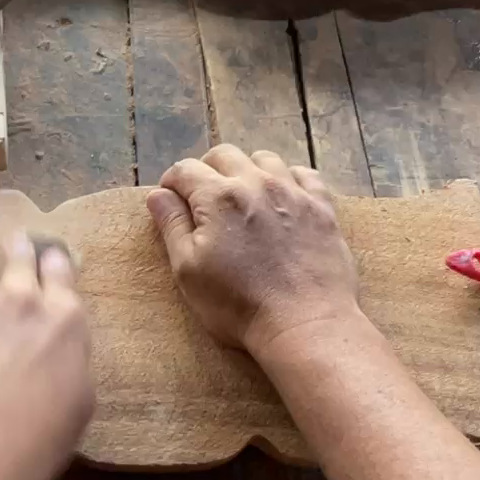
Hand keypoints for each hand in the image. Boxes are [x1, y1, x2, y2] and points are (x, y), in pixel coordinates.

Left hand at [0, 235, 94, 479]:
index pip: (60, 270)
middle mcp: (18, 299)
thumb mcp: (79, 404)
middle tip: (14, 251)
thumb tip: (55, 353)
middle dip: (18, 251)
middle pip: (18, 255)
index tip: (47, 260)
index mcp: (63, 320)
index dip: (52, 264)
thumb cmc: (35, 443)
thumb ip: (69, 361)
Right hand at [147, 144, 361, 353]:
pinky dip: (287, 179)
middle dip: (206, 170)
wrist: (304, 324)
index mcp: (218, 197)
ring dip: (246, 170)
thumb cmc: (237, 304)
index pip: (185, 169)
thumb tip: (157, 194)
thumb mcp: (188, 270)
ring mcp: (293, 193)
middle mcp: (256, 183)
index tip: (171, 199)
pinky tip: (281, 200)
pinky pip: (303, 175)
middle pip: (224, 155)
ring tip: (243, 197)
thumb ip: (172, 225)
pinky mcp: (321, 208)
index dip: (171, 182)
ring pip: (264, 159)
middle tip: (203, 199)